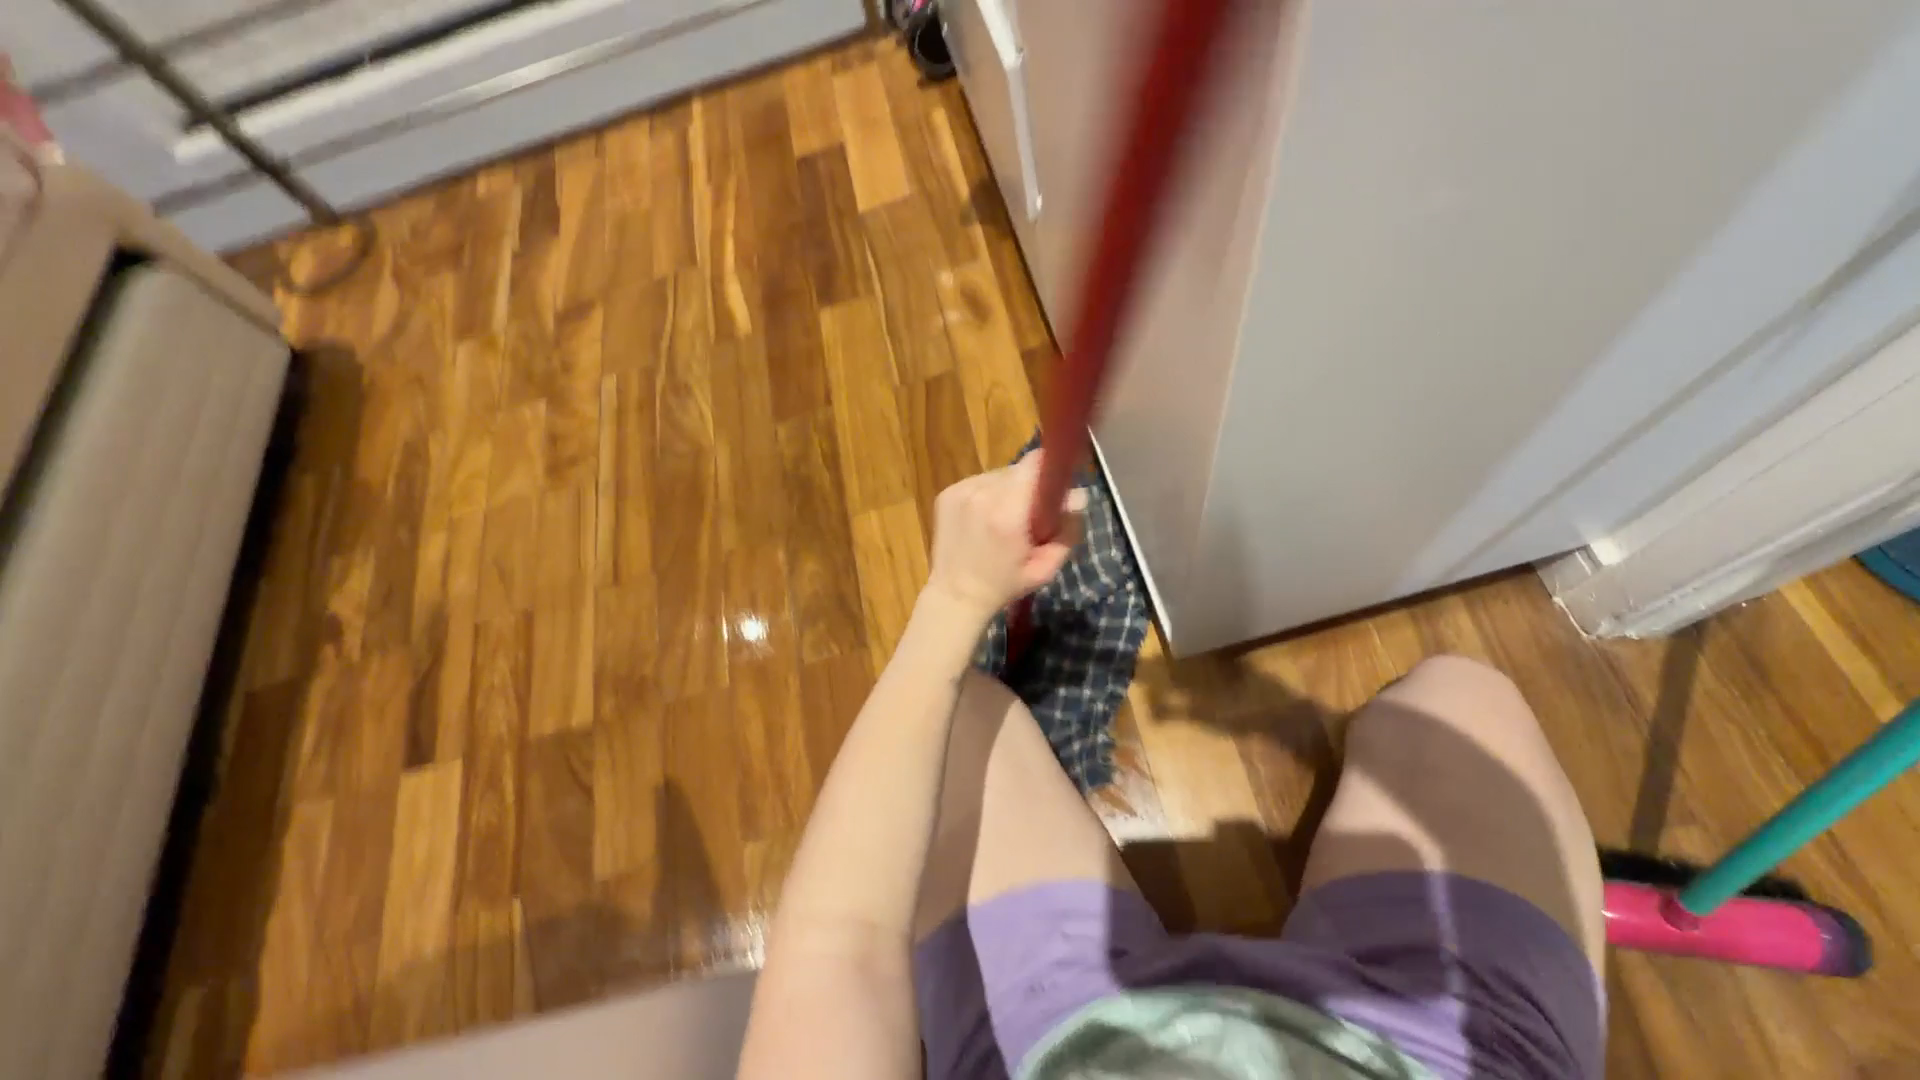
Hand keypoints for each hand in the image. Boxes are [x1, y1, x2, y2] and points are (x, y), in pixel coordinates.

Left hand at [925, 451, 1081, 620]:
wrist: (955, 595)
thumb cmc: (1005, 585)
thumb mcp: (1045, 568)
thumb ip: (1067, 530)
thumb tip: (1079, 494)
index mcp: (1007, 514)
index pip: (1036, 463)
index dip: (1051, 470)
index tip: (1056, 489)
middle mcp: (982, 494)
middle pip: (1019, 469)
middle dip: (1030, 487)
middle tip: (1031, 516)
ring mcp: (961, 491)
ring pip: (999, 475)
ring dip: (1009, 491)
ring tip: (1005, 521)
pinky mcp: (947, 492)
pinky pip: (981, 482)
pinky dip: (989, 495)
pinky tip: (985, 520)